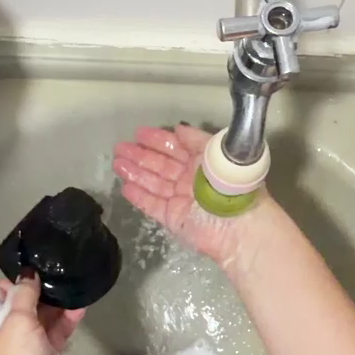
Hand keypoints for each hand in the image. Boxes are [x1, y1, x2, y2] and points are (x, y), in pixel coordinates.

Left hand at [0, 276, 84, 354]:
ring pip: (42, 318)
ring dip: (56, 305)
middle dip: (40, 291)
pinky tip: (80, 307)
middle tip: (61, 273)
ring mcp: (25, 346)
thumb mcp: (17, 321)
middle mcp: (3, 333)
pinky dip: (66, 321)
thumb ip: (24, 294)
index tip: (36, 268)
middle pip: (22, 304)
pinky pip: (55, 332)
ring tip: (75, 288)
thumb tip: (28, 273)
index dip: (15, 281)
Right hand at [112, 124, 271, 267]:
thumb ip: (196, 139)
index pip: (176, 148)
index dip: (158, 140)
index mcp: (202, 163)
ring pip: (153, 183)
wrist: (238, 226)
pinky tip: (125, 186)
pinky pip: (152, 205)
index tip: (139, 133)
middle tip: (120, 147)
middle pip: (160, 165)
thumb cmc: (230, 185)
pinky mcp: (173, 218)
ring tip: (117, 163)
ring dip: (135, 172)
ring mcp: (180, 199)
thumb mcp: (216, 153)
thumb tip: (178, 129)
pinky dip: (139, 196)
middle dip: (140, 156)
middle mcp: (189, 180)